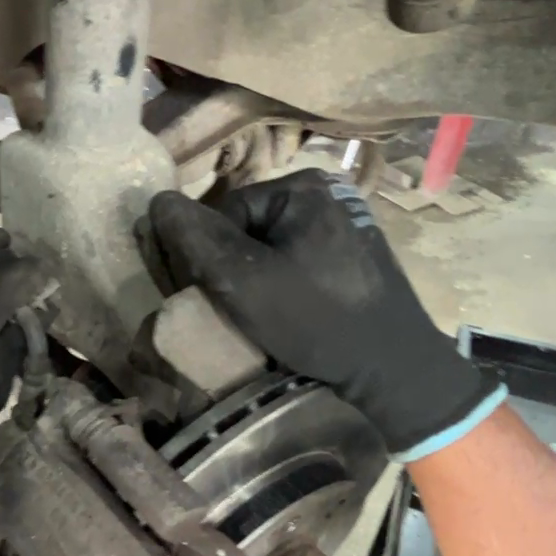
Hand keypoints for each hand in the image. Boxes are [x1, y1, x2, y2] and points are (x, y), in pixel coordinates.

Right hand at [147, 170, 502, 458]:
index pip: (223, 213)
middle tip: (239, 307)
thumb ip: (196, 239)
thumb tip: (158, 200)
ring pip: (268, 249)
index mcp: (301, 187)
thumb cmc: (316, 319)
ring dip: (255, 279)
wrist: (396, 368)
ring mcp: (343, 224)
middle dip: (234, 267)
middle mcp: (326, 194)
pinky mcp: (351, 255)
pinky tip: (289, 313)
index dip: (210, 256)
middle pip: (245, 229)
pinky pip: (295, 262)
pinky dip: (283, 286)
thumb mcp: (243, 281)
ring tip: (263, 314)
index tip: (218, 294)